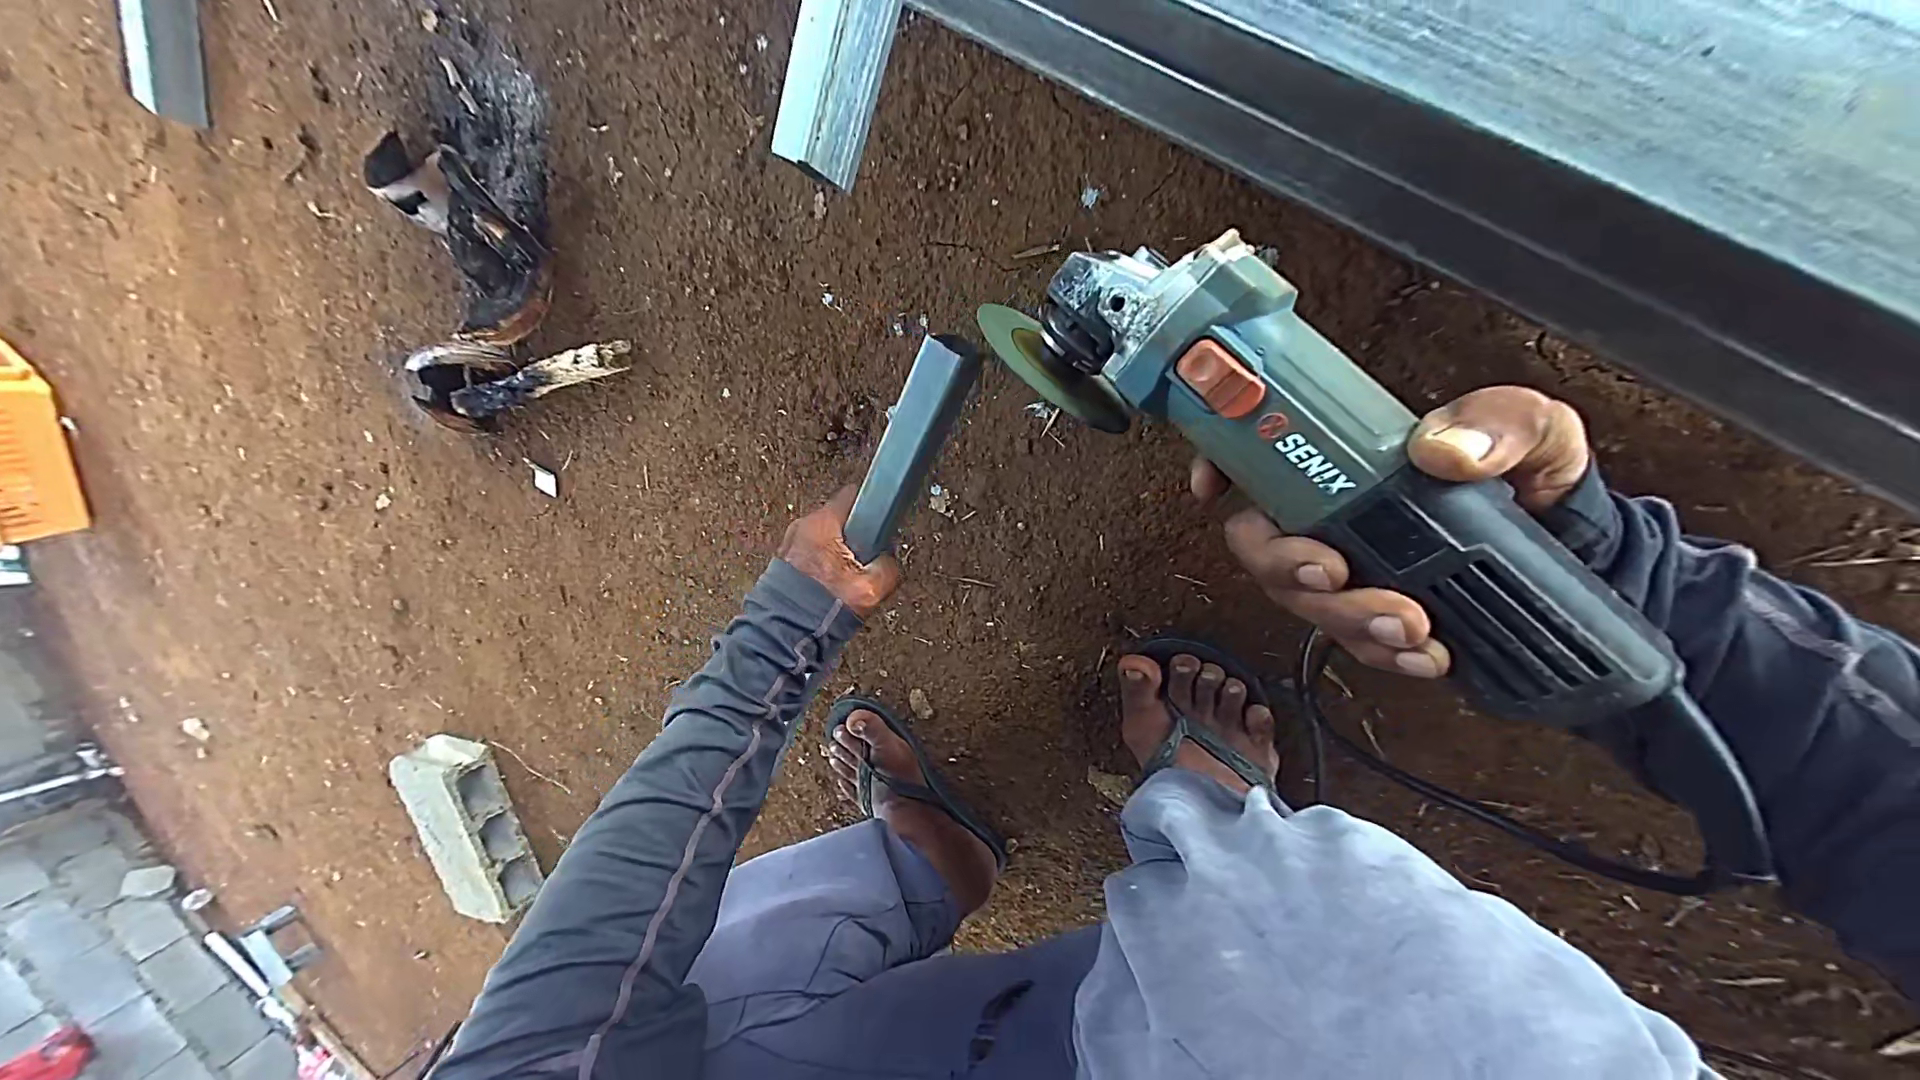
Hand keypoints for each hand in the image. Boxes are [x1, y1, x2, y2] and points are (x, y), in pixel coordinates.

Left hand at [777, 485, 902, 618]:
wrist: (786, 633)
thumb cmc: (820, 609)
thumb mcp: (871, 589)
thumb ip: (889, 568)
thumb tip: (889, 561)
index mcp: (821, 524)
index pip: (853, 496)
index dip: (872, 508)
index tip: (879, 523)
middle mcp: (801, 528)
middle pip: (840, 520)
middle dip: (855, 538)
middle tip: (864, 562)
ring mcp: (790, 544)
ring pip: (826, 539)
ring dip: (838, 554)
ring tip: (846, 579)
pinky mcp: (784, 561)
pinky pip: (811, 554)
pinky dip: (823, 566)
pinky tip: (829, 586)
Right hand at [1194, 386, 1590, 677]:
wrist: (1576, 551)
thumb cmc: (1533, 477)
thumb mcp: (1532, 431)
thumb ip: (1498, 424)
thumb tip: (1443, 452)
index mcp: (1344, 465)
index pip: (1255, 457)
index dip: (1216, 467)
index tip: (1210, 488)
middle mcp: (1326, 518)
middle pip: (1261, 544)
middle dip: (1286, 567)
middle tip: (1335, 573)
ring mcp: (1344, 569)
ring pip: (1299, 599)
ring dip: (1342, 616)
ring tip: (1408, 626)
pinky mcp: (1368, 615)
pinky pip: (1349, 641)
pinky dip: (1380, 652)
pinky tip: (1425, 656)